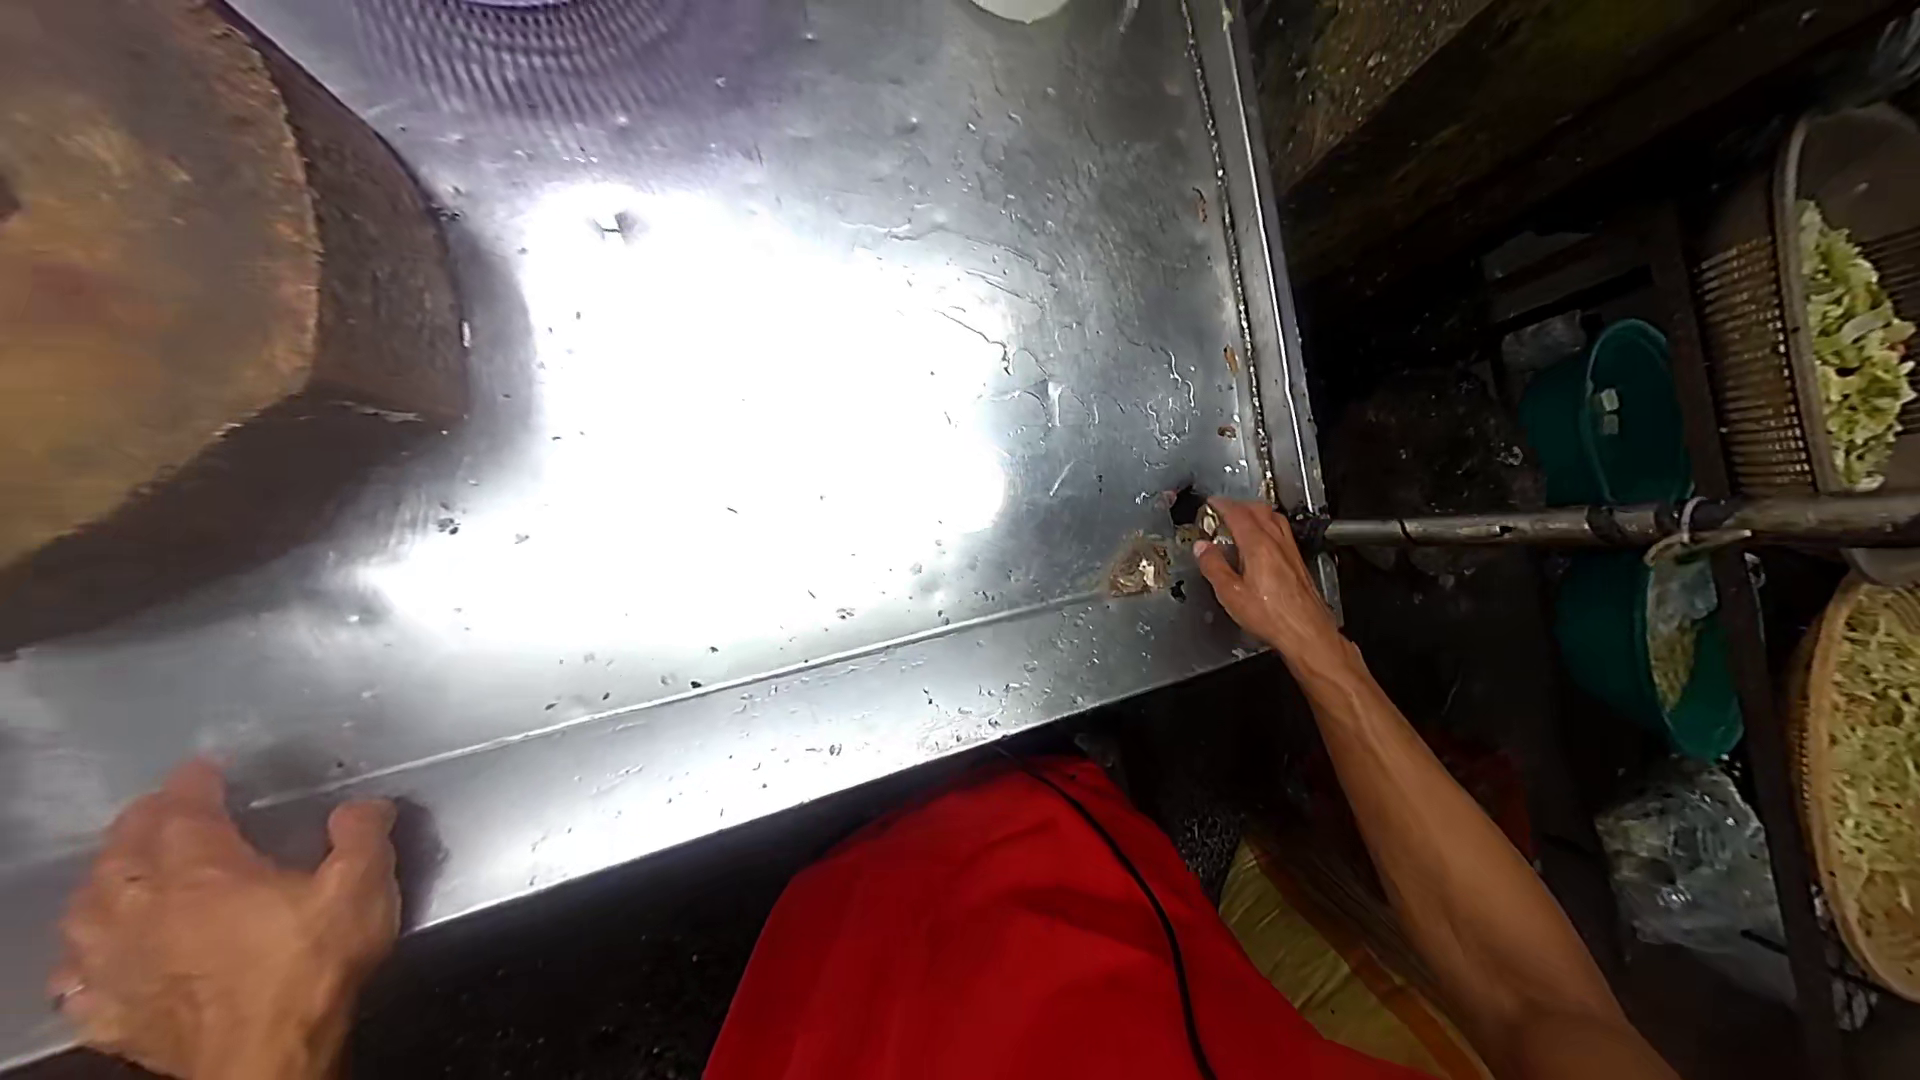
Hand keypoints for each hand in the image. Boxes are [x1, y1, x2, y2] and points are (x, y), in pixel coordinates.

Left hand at [49, 761, 398, 1079]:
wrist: (268, 1054)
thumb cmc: (315, 960)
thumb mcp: (363, 882)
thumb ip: (362, 834)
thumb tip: (359, 804)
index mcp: (205, 876)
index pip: (183, 817)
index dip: (189, 788)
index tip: (200, 768)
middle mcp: (145, 915)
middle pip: (121, 860)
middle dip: (138, 826)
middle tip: (157, 807)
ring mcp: (118, 969)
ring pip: (84, 914)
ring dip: (100, 882)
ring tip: (118, 869)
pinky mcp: (114, 1014)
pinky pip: (76, 978)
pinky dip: (81, 955)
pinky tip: (91, 957)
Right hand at [1193, 498, 1347, 668]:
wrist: (1306, 632)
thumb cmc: (1271, 616)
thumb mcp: (1230, 593)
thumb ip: (1213, 566)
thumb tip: (1202, 548)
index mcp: (1258, 546)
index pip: (1238, 514)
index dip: (1222, 505)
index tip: (1212, 502)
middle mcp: (1277, 543)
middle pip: (1259, 510)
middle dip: (1239, 505)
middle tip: (1224, 508)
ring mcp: (1290, 551)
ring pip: (1274, 518)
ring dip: (1256, 512)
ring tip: (1242, 518)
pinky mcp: (1297, 562)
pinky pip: (1282, 532)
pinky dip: (1268, 525)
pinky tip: (1262, 540)